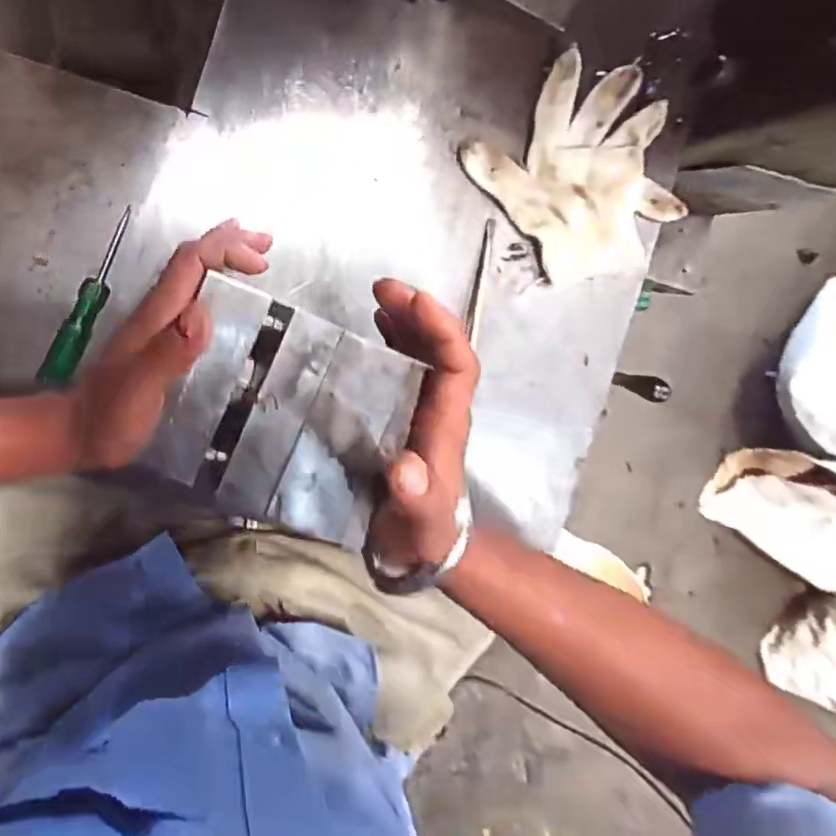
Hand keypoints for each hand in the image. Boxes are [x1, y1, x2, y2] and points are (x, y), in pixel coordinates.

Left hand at [71, 219, 272, 469]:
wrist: (76, 432)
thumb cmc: (109, 416)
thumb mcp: (140, 388)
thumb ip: (169, 352)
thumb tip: (202, 312)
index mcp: (156, 315)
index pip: (191, 263)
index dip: (225, 251)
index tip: (260, 262)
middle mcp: (157, 312)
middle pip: (191, 261)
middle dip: (229, 244)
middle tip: (266, 244)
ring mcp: (156, 325)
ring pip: (190, 276)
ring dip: (223, 258)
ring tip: (254, 254)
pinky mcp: (159, 341)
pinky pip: (190, 297)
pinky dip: (214, 283)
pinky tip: (224, 295)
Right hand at [367, 278, 480, 569]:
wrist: (424, 547)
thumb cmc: (423, 533)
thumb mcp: (418, 522)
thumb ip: (415, 499)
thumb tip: (405, 469)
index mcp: (446, 424)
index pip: (459, 365)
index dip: (441, 329)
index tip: (412, 300)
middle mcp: (440, 407)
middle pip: (443, 348)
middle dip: (419, 313)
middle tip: (382, 288)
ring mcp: (424, 408)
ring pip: (426, 352)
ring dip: (407, 320)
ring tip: (378, 298)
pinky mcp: (406, 412)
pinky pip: (407, 365)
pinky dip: (394, 340)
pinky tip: (377, 329)